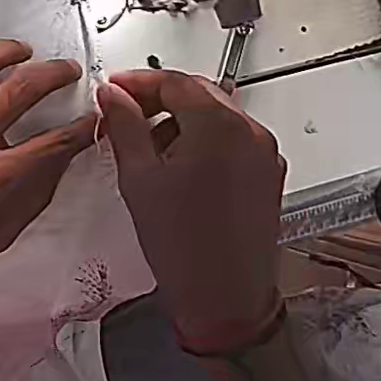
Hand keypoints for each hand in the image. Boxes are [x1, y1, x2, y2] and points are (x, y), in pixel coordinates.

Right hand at [97, 69, 285, 354]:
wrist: (225, 299)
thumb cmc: (184, 248)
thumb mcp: (139, 179)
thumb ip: (125, 126)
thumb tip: (113, 96)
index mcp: (219, 128)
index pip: (175, 82)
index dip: (138, 81)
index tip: (115, 88)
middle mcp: (250, 133)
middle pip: (199, 92)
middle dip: (159, 98)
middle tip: (126, 112)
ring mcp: (264, 153)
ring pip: (216, 114)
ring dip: (181, 118)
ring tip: (149, 145)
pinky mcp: (268, 173)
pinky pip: (232, 138)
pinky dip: (202, 139)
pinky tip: (178, 164)